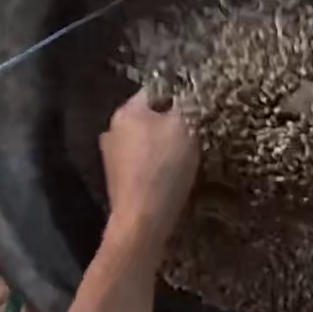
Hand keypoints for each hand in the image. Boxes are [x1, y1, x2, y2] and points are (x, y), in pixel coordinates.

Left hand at [99, 89, 198, 247]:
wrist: (143, 221)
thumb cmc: (164, 167)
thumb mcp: (185, 126)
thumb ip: (188, 104)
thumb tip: (189, 95)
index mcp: (125, 111)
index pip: (157, 90)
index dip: (181, 95)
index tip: (200, 107)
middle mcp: (113, 130)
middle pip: (150, 116)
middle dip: (173, 122)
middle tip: (197, 132)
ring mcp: (112, 157)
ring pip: (147, 140)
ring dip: (166, 145)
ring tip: (188, 156)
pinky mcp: (118, 180)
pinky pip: (143, 162)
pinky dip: (158, 165)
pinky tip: (173, 176)